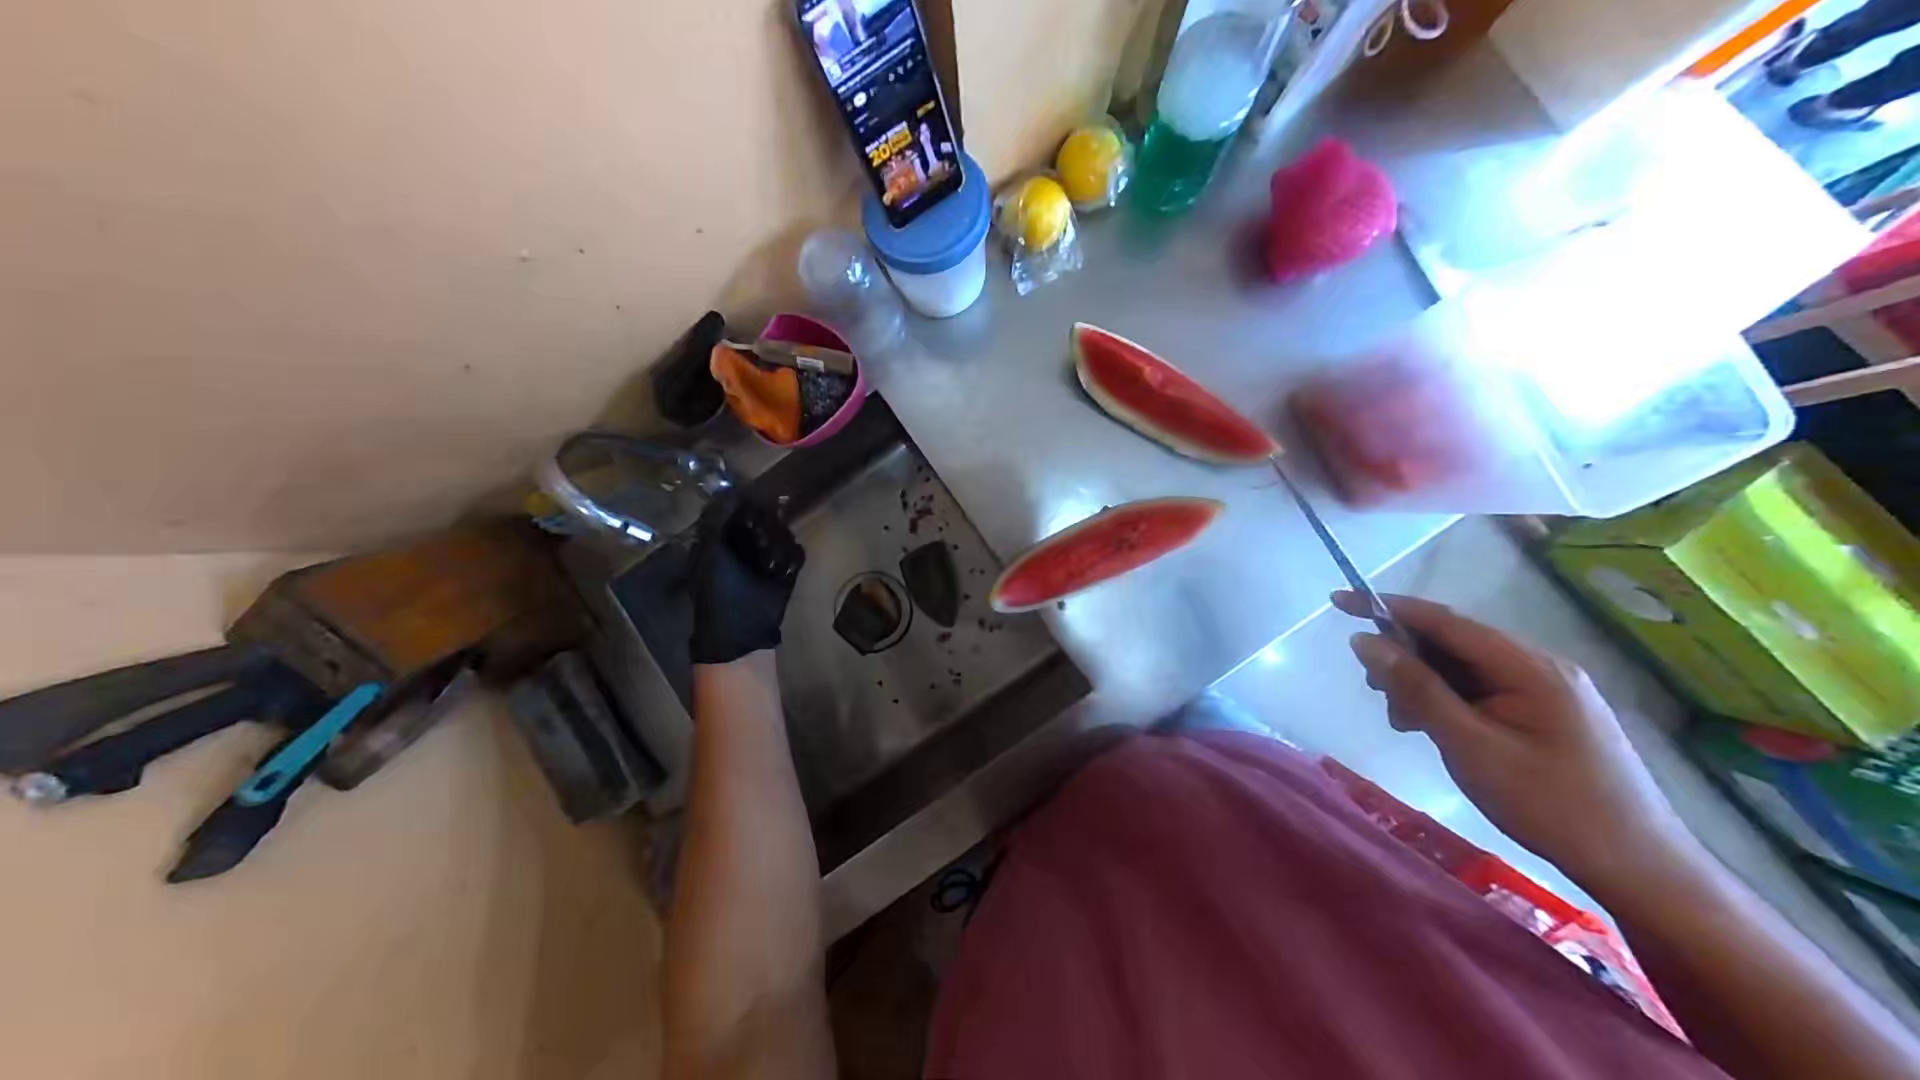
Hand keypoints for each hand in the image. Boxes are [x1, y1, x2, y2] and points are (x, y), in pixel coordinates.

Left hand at [688, 493, 805, 665]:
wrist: (740, 630)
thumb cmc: (718, 591)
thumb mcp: (709, 550)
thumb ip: (716, 519)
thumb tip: (729, 489)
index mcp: (721, 544)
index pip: (734, 514)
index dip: (743, 502)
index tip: (755, 491)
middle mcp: (744, 550)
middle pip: (759, 523)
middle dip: (765, 519)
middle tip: (768, 517)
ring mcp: (765, 564)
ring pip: (778, 538)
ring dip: (778, 538)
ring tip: (773, 545)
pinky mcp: (784, 577)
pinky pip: (794, 558)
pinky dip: (794, 556)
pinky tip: (788, 557)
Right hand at [1334, 590, 1696, 894]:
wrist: (1637, 866)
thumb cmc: (1549, 805)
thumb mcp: (1469, 746)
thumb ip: (1416, 688)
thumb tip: (1365, 641)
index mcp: (1528, 666)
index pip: (1443, 620)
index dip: (1386, 607)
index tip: (1338, 602)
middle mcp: (1539, 665)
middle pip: (1451, 641)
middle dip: (1403, 657)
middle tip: (1376, 695)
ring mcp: (1546, 688)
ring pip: (1462, 666)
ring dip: (1422, 683)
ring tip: (1405, 722)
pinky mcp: (1545, 711)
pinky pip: (1480, 688)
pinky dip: (1446, 700)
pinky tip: (1434, 729)